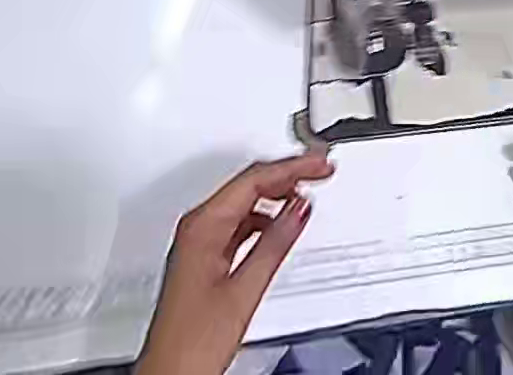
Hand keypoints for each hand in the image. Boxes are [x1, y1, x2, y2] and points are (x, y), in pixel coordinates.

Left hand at [136, 153, 335, 374]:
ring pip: (245, 199)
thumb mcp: (244, 291)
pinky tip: (282, 220)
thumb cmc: (192, 347)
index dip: (292, 167)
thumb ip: (275, 243)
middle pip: (249, 183)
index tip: (320, 164)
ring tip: (308, 187)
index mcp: (203, 226)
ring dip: (278, 191)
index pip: (255, 179)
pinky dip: (266, 213)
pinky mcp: (205, 256)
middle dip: (288, 173)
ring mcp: (199, 241)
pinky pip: (240, 219)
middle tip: (320, 168)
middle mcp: (198, 227)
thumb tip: (300, 206)